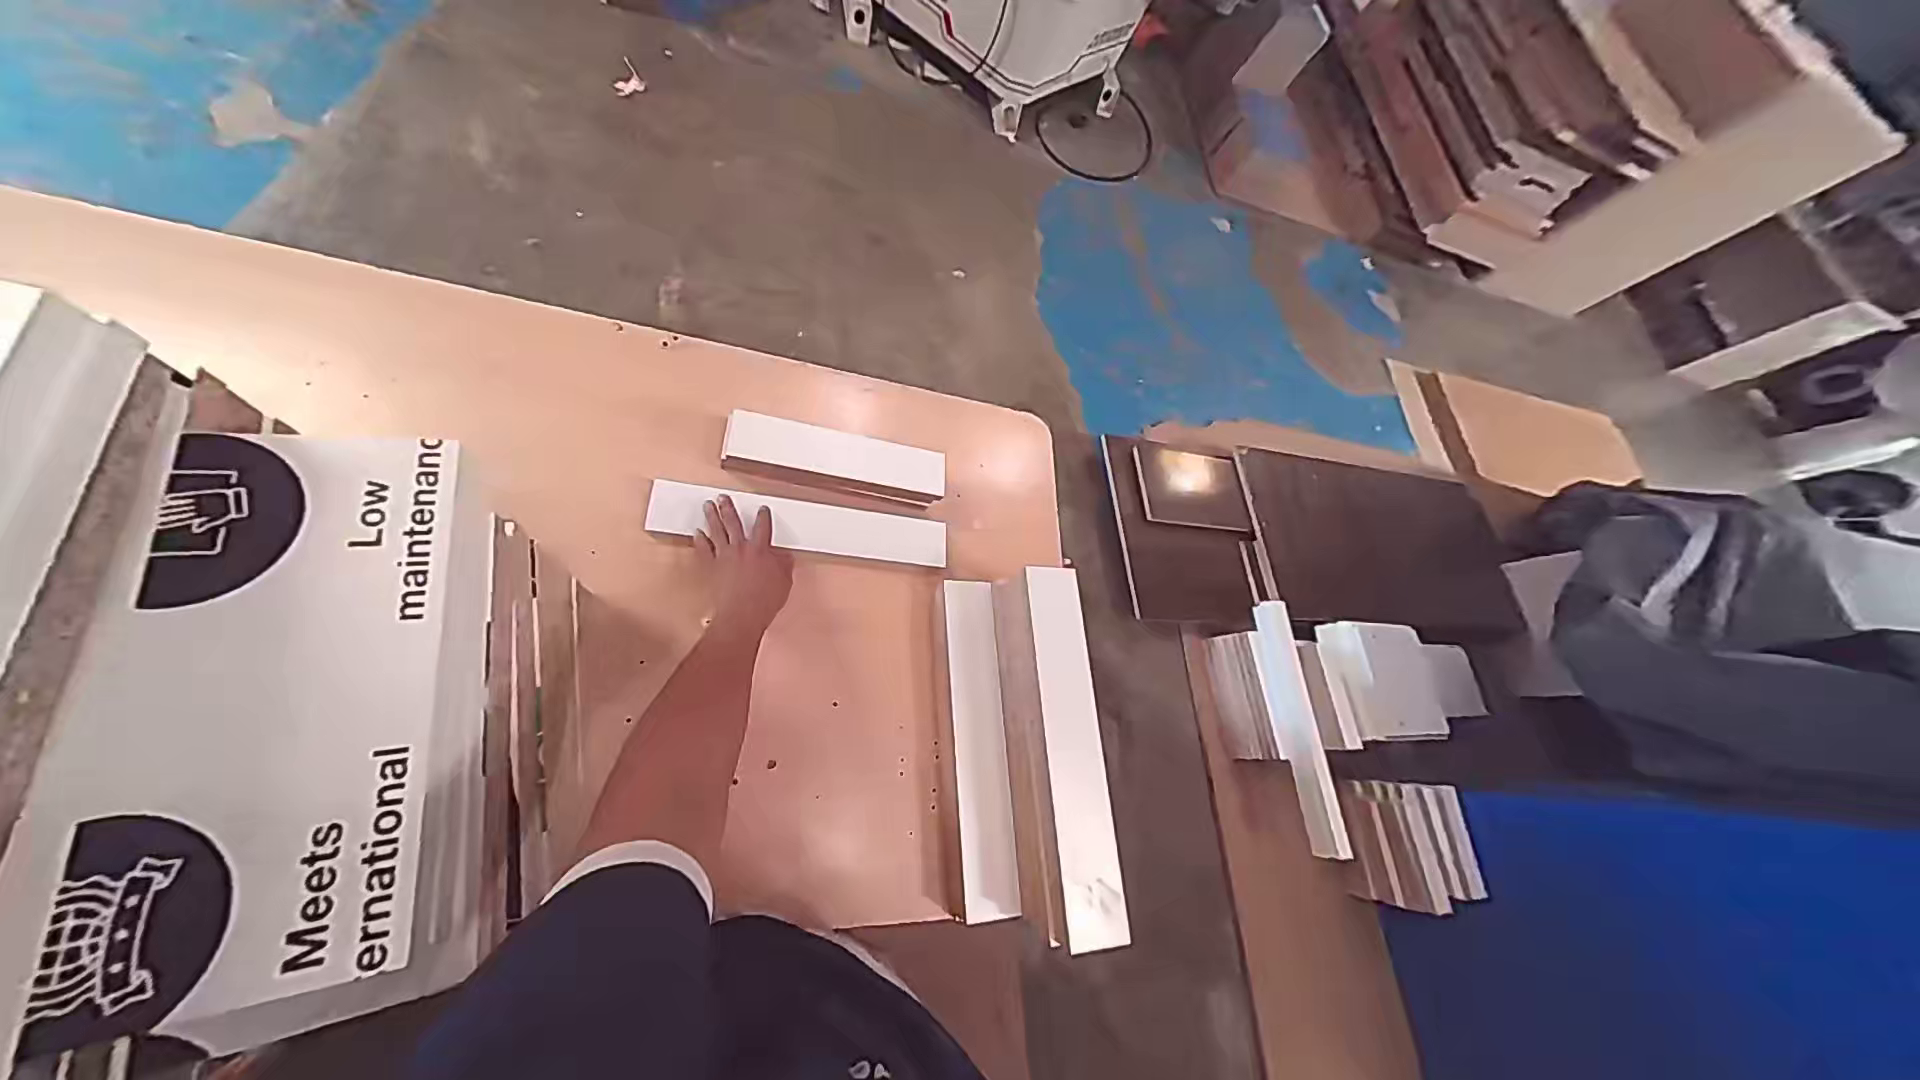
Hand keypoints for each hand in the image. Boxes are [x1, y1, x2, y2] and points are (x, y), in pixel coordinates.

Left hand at [695, 496, 793, 638]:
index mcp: (760, 550)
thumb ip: (784, 565)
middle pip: (733, 523)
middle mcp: (741, 549)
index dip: (763, 516)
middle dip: (728, 508)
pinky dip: (700, 540)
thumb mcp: (784, 581)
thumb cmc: (764, 601)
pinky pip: (703, 549)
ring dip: (712, 517)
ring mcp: (723, 557)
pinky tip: (697, 533)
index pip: (763, 527)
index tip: (762, 510)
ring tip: (708, 506)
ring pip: (716, 531)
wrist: (742, 615)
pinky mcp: (711, 567)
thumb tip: (785, 557)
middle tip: (723, 498)